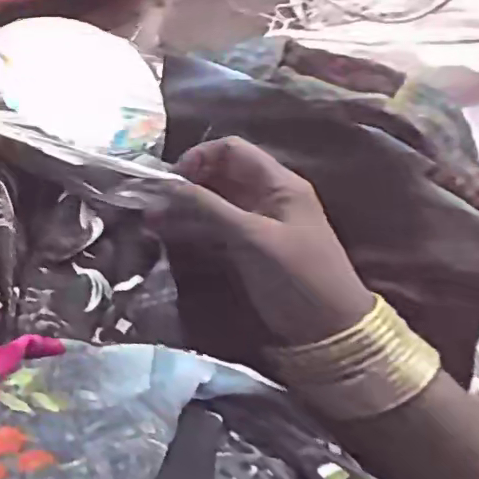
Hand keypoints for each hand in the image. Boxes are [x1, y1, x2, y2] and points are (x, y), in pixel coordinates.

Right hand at [146, 136, 373, 343]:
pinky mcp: (243, 243)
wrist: (328, 328)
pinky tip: (163, 232)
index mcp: (277, 183)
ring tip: (150, 218)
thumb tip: (169, 184)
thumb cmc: (298, 274)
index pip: (231, 150)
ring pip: (209, 199)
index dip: (199, 156)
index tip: (174, 178)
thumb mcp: (253, 236)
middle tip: (154, 198)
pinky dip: (188, 224)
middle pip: (216, 173)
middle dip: (184, 182)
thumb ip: (210, 206)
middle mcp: (263, 195)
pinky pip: (210, 224)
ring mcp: (252, 220)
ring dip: (181, 205)